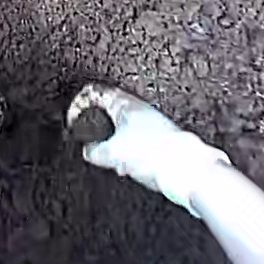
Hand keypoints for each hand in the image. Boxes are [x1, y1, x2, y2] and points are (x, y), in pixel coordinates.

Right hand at [68, 83, 231, 215]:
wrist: (189, 171)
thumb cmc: (156, 154)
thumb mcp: (113, 154)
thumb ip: (95, 151)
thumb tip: (88, 151)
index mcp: (126, 103)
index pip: (97, 92)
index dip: (81, 101)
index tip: (74, 112)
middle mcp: (141, 109)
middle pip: (112, 106)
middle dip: (98, 117)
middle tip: (87, 128)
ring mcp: (153, 123)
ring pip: (125, 123)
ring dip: (113, 134)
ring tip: (107, 151)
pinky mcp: (162, 139)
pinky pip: (137, 138)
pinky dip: (128, 147)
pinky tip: (128, 162)